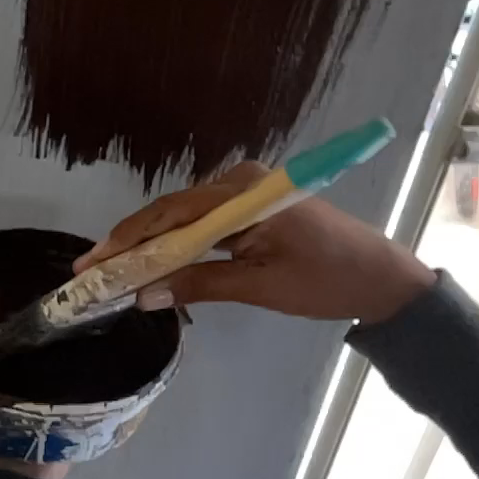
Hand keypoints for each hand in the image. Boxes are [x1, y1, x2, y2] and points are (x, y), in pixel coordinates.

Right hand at [73, 162, 434, 323]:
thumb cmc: (328, 281)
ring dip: (151, 243)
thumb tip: (143, 297)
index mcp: (243, 192)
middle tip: (93, 269)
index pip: (171, 212)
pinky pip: (202, 222)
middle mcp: (238, 181)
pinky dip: (177, 242)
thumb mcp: (261, 287)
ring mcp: (244, 191)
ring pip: (183, 217)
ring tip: (114, 268)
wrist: (385, 280)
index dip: (128, 238)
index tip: (94, 261)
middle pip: (172, 211)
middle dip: (132, 241)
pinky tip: (154, 261)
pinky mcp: (250, 205)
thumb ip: (199, 284)